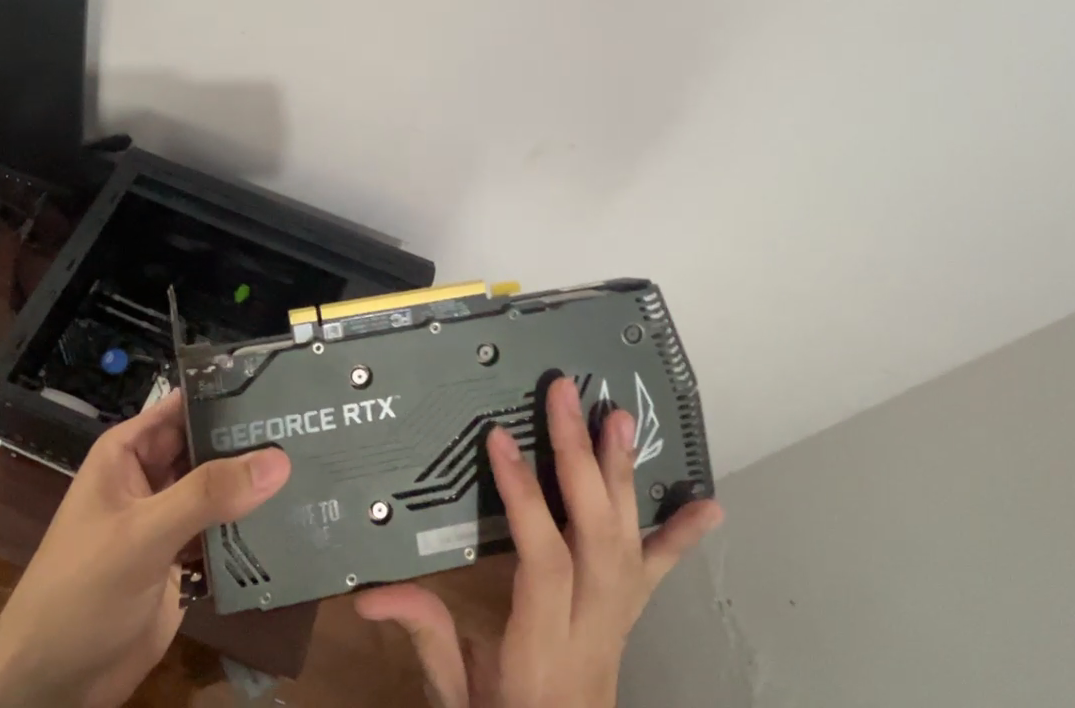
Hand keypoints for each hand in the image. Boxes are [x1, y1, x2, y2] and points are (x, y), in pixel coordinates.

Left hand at [0, 388, 291, 707]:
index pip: (184, 407)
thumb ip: (207, 494)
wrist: (55, 682)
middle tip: (315, 430)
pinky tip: (297, 518)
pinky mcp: (185, 561)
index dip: (227, 394)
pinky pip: (226, 533)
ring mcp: (169, 521)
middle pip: (209, 447)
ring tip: (320, 467)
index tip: (285, 385)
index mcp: (128, 453)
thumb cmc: (82, 591)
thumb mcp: (143, 533)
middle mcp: (151, 478)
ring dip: (257, 486)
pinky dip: (254, 528)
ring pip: (221, 490)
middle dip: (252, 442)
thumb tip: (277, 459)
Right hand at [356, 377, 723, 707]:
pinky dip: (681, 535)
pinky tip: (709, 505)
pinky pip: (659, 575)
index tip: (498, 437)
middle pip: (596, 538)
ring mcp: (619, 624)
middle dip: (581, 460)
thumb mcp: (455, 694)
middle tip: (565, 397)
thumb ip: (424, 636)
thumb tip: (365, 597)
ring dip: (622, 475)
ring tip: (616, 417)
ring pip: (627, 543)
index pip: (544, 561)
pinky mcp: (629, 620)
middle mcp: (592, 629)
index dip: (525, 498)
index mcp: (542, 649)